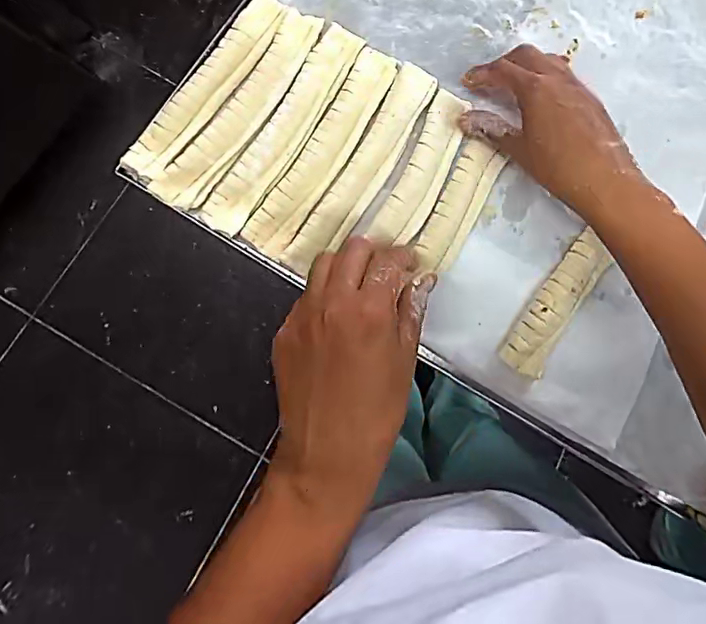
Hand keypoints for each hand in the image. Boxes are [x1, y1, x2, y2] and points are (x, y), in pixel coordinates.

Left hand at [269, 238, 431, 520]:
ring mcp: (303, 315)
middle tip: (386, 269)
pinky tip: (336, 317)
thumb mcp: (405, 359)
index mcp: (369, 309)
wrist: (325, 457)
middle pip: (353, 250)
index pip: (387, 260)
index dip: (404, 257)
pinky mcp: (285, 332)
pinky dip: (324, 294)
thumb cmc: (377, 412)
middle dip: (374, 252)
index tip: (412, 264)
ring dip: (346, 266)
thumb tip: (420, 282)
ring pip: (324, 264)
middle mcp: (332, 302)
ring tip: (359, 285)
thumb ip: (411, 312)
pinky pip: (306, 296)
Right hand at [461, 45, 652, 219]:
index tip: (470, 82)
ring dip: (529, 66)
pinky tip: (545, 98)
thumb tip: (469, 120)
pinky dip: (548, 76)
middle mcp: (558, 80)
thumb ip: (493, 129)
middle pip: (526, 55)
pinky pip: (565, 75)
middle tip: (490, 79)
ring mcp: (578, 87)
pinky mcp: (591, 99)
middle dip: (504, 63)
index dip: (482, 74)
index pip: (502, 70)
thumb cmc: (562, 168)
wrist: (607, 181)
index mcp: (536, 88)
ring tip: (517, 84)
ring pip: (548, 61)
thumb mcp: (521, 150)